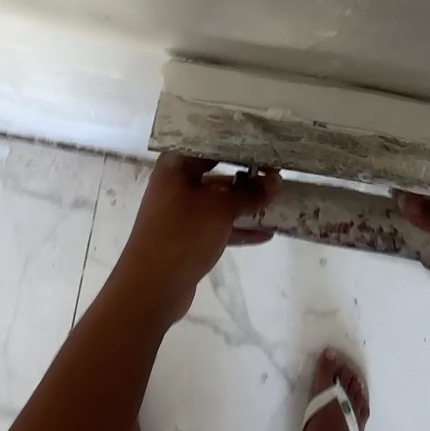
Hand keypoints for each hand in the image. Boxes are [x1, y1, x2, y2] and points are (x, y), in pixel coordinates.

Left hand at [112, 154, 280, 325]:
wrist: (151, 288)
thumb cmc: (182, 235)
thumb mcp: (220, 210)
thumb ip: (249, 194)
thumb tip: (275, 181)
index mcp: (176, 165)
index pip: (211, 143)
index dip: (239, 142)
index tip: (267, 143)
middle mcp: (176, 182)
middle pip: (216, 171)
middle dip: (246, 174)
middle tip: (277, 171)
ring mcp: (181, 210)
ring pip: (218, 200)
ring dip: (245, 202)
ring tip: (277, 199)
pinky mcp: (187, 235)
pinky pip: (217, 224)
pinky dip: (238, 227)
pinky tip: (266, 232)